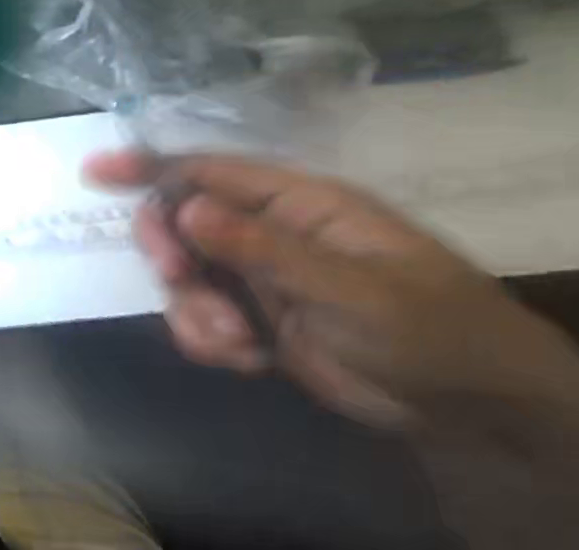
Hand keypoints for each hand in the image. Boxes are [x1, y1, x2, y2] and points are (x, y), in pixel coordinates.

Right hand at [86, 151, 578, 430]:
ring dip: (194, 308)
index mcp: (293, 201)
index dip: (149, 167)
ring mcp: (261, 276)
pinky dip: (208, 339)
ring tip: (234, 343)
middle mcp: (267, 229)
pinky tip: (244, 360)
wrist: (482, 410)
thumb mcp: (350, 289)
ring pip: (188, 275)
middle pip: (184, 219)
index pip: (207, 170)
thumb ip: (265, 248)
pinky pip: (204, 317)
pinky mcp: (258, 321)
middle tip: (180, 278)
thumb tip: (188, 207)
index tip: (96, 172)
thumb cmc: (432, 329)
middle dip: (171, 249)